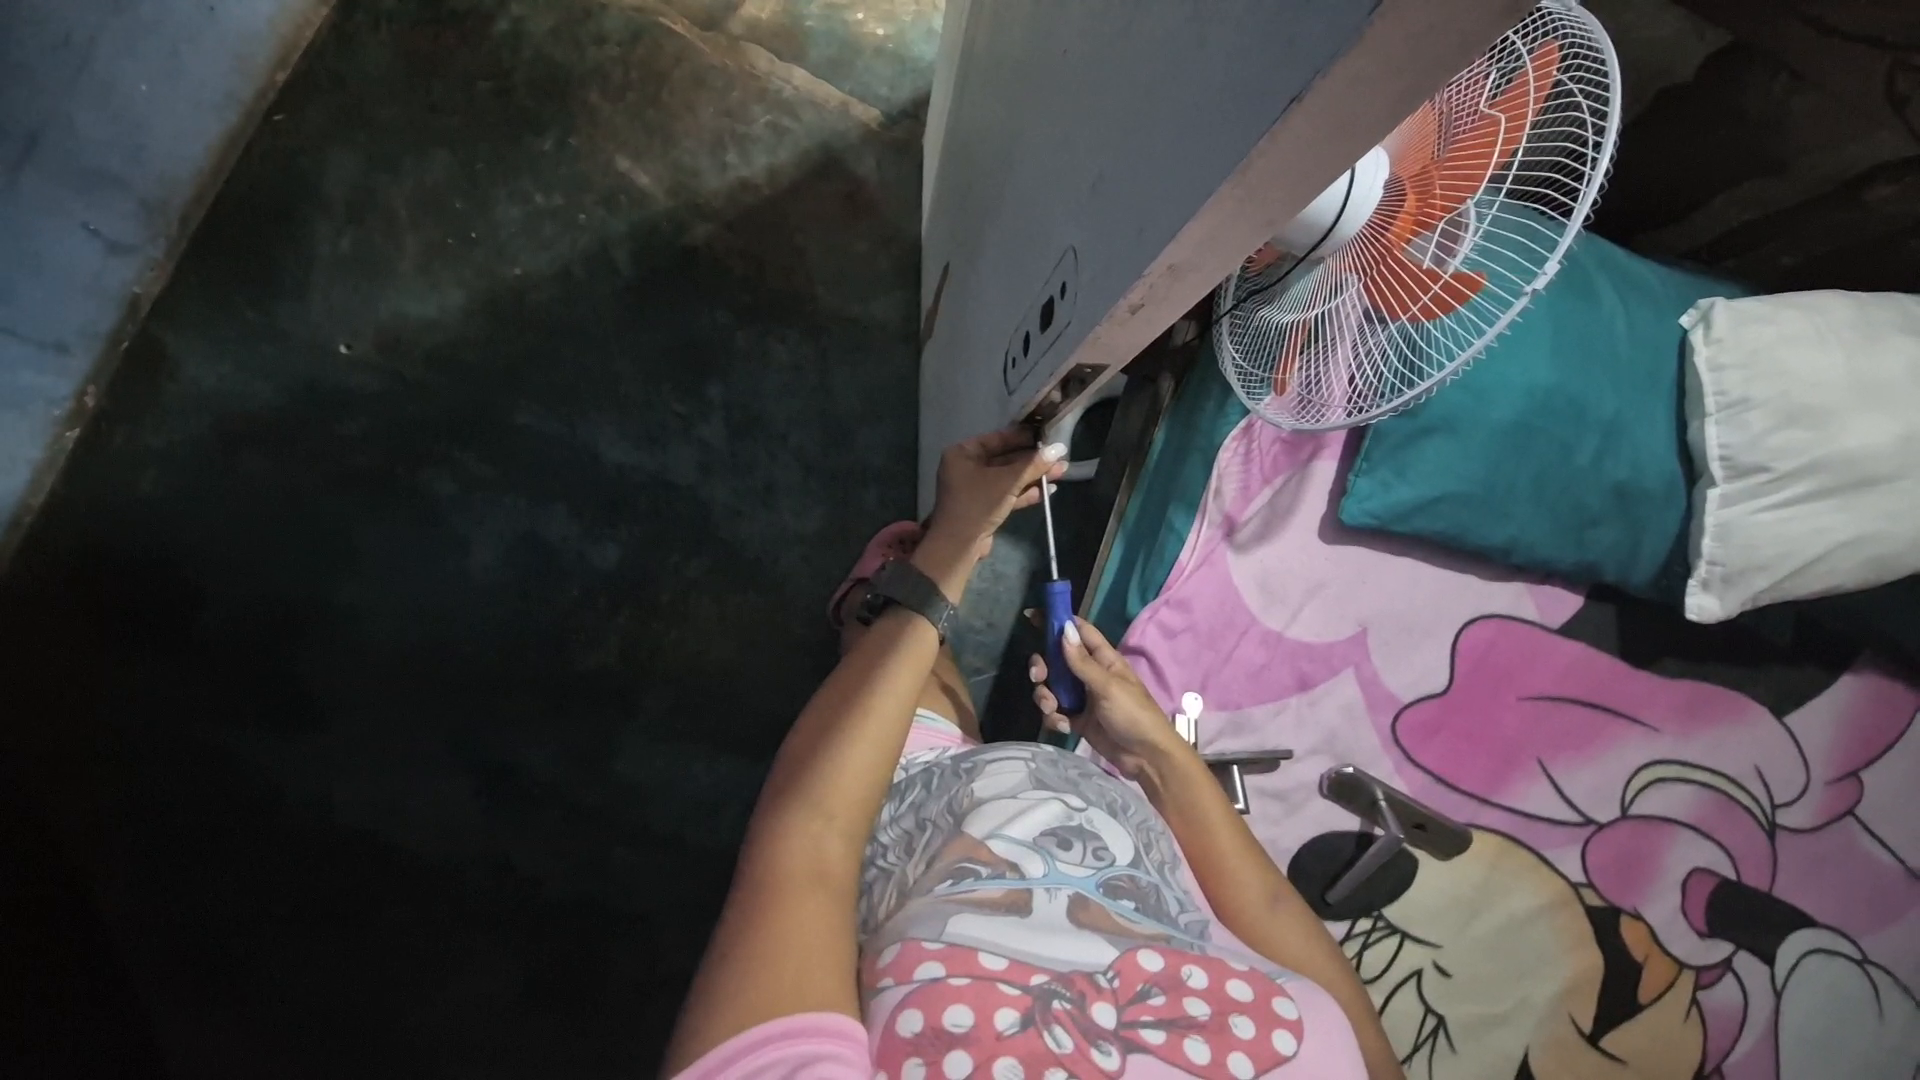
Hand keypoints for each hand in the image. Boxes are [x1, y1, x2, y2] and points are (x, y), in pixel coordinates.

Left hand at [924, 427, 1067, 562]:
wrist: (959, 545)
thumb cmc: (978, 503)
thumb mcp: (1007, 481)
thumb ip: (1032, 464)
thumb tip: (1058, 449)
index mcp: (963, 453)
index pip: (997, 439)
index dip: (1023, 437)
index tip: (1046, 435)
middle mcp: (967, 467)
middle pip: (1005, 459)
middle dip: (1033, 460)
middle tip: (1060, 456)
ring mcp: (976, 488)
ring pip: (1009, 478)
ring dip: (1033, 476)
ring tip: (1061, 471)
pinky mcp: (984, 506)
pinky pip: (1007, 494)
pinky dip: (1025, 492)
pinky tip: (1048, 490)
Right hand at [1030, 617, 1191, 780]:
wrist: (1146, 758)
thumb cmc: (1134, 715)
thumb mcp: (1108, 686)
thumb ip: (1082, 662)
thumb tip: (1064, 630)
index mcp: (1103, 660)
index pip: (1079, 631)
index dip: (1058, 621)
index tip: (1032, 615)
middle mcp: (1090, 674)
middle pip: (1056, 660)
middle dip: (1043, 667)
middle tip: (1039, 677)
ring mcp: (1082, 698)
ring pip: (1051, 687)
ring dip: (1045, 696)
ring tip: (1052, 709)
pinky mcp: (1076, 720)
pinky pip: (1055, 711)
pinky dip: (1053, 717)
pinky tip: (1063, 726)